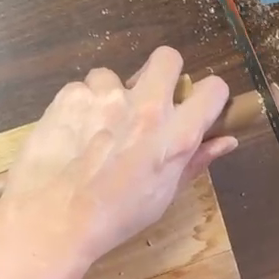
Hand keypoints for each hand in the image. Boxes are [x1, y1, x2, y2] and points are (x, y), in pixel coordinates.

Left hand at [0, 47, 237, 272]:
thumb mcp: (161, 196)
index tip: (193, 107)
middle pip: (167, 58)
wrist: (52, 220)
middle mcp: (145, 107)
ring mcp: (106, 97)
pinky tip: (69, 134)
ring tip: (93, 128)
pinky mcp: (70, 95)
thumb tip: (225, 141)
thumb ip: (194, 162)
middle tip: (145, 101)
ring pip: (112, 76)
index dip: (206, 96)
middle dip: (160, 74)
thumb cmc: (112, 218)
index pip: (213, 90)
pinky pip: (80, 90)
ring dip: (107, 96)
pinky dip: (77, 108)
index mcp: (175, 135)